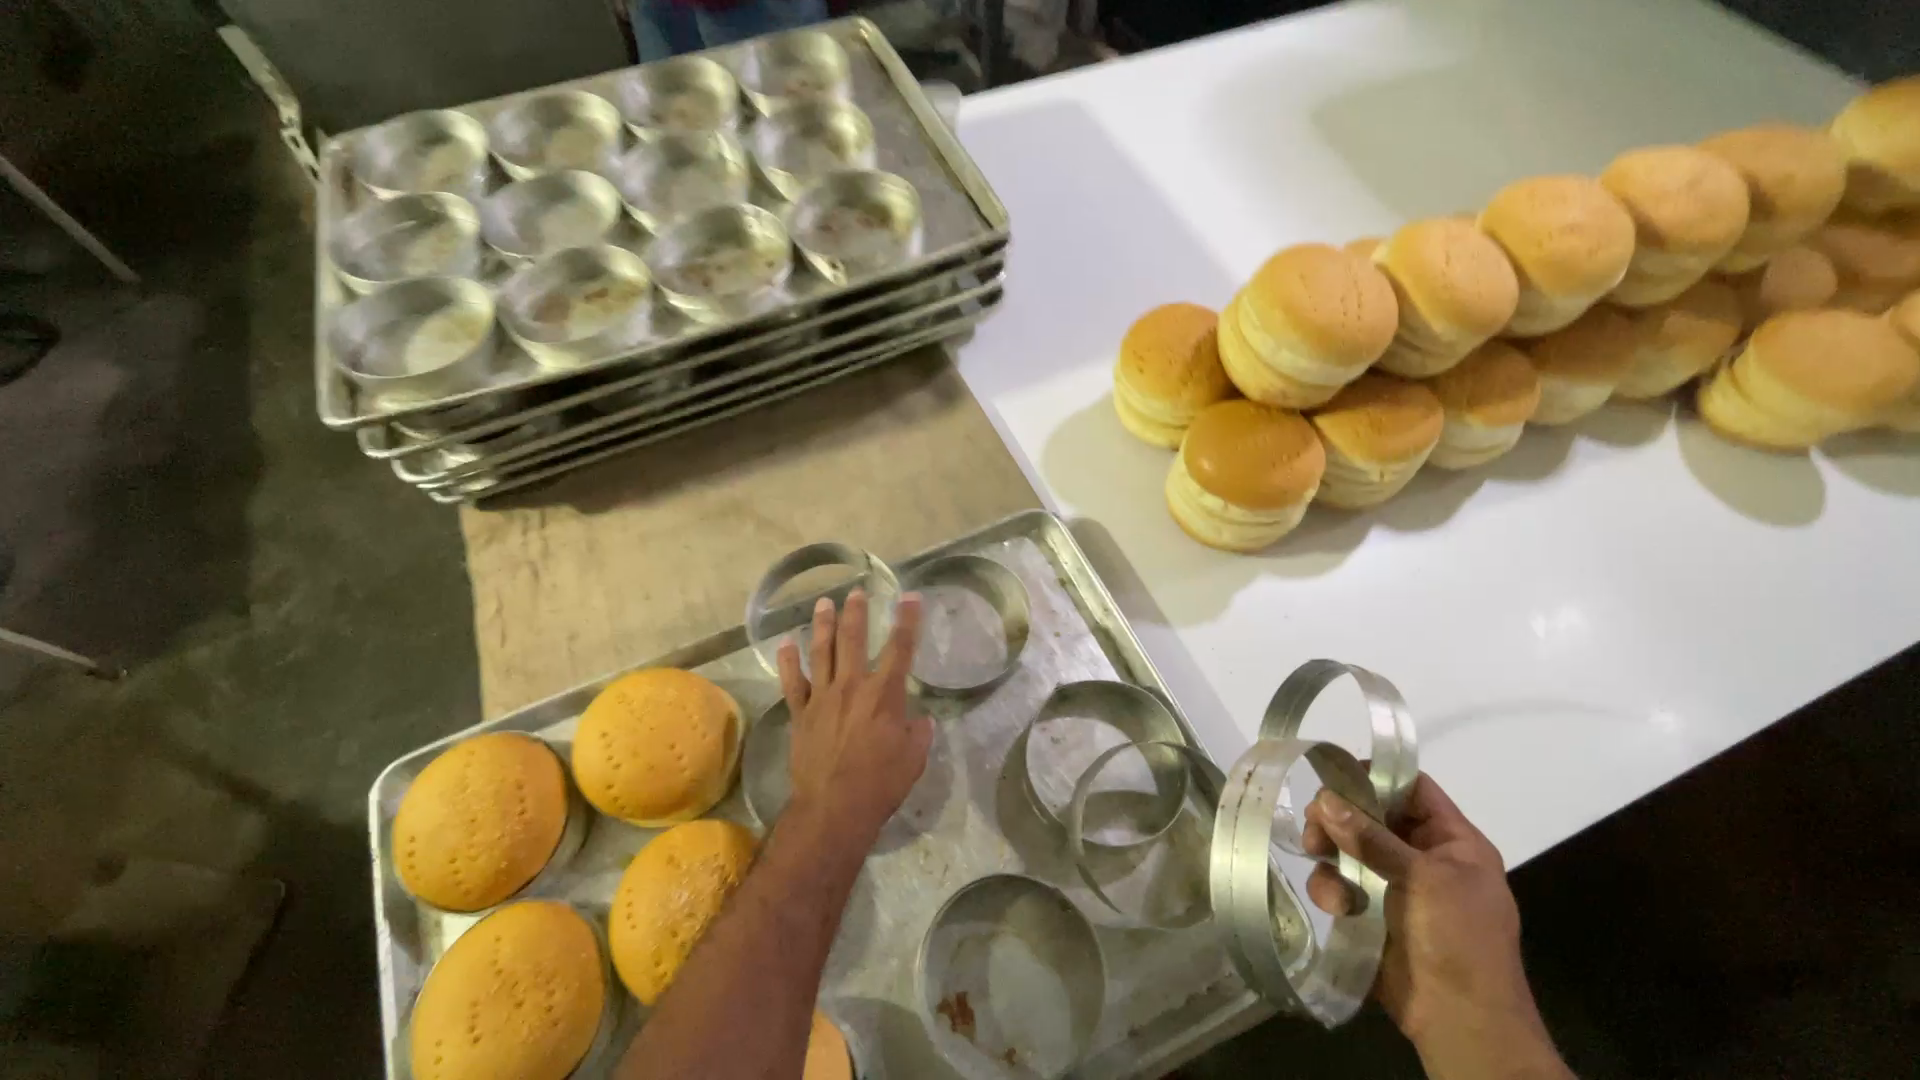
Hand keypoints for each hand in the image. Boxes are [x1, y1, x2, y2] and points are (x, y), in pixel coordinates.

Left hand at [777, 590, 932, 848]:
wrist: (833, 807)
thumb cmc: (881, 784)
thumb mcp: (914, 758)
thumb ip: (918, 732)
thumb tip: (919, 719)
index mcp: (884, 695)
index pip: (900, 648)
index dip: (907, 620)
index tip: (910, 596)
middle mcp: (852, 687)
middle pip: (853, 640)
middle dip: (856, 612)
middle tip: (856, 591)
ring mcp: (822, 698)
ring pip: (821, 652)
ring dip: (823, 625)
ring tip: (824, 603)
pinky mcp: (801, 714)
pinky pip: (792, 682)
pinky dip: (788, 661)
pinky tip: (785, 643)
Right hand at [1305, 774, 1571, 1079]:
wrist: (1461, 1020)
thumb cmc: (1459, 939)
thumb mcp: (1425, 879)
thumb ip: (1373, 837)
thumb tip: (1326, 801)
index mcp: (1453, 843)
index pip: (1413, 789)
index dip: (1376, 777)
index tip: (1334, 776)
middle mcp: (1422, 857)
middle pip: (1371, 816)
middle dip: (1340, 816)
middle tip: (1314, 822)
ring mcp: (1394, 886)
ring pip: (1348, 848)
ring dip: (1330, 851)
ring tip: (1316, 855)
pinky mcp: (1369, 913)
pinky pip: (1340, 885)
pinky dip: (1331, 889)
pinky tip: (1337, 905)